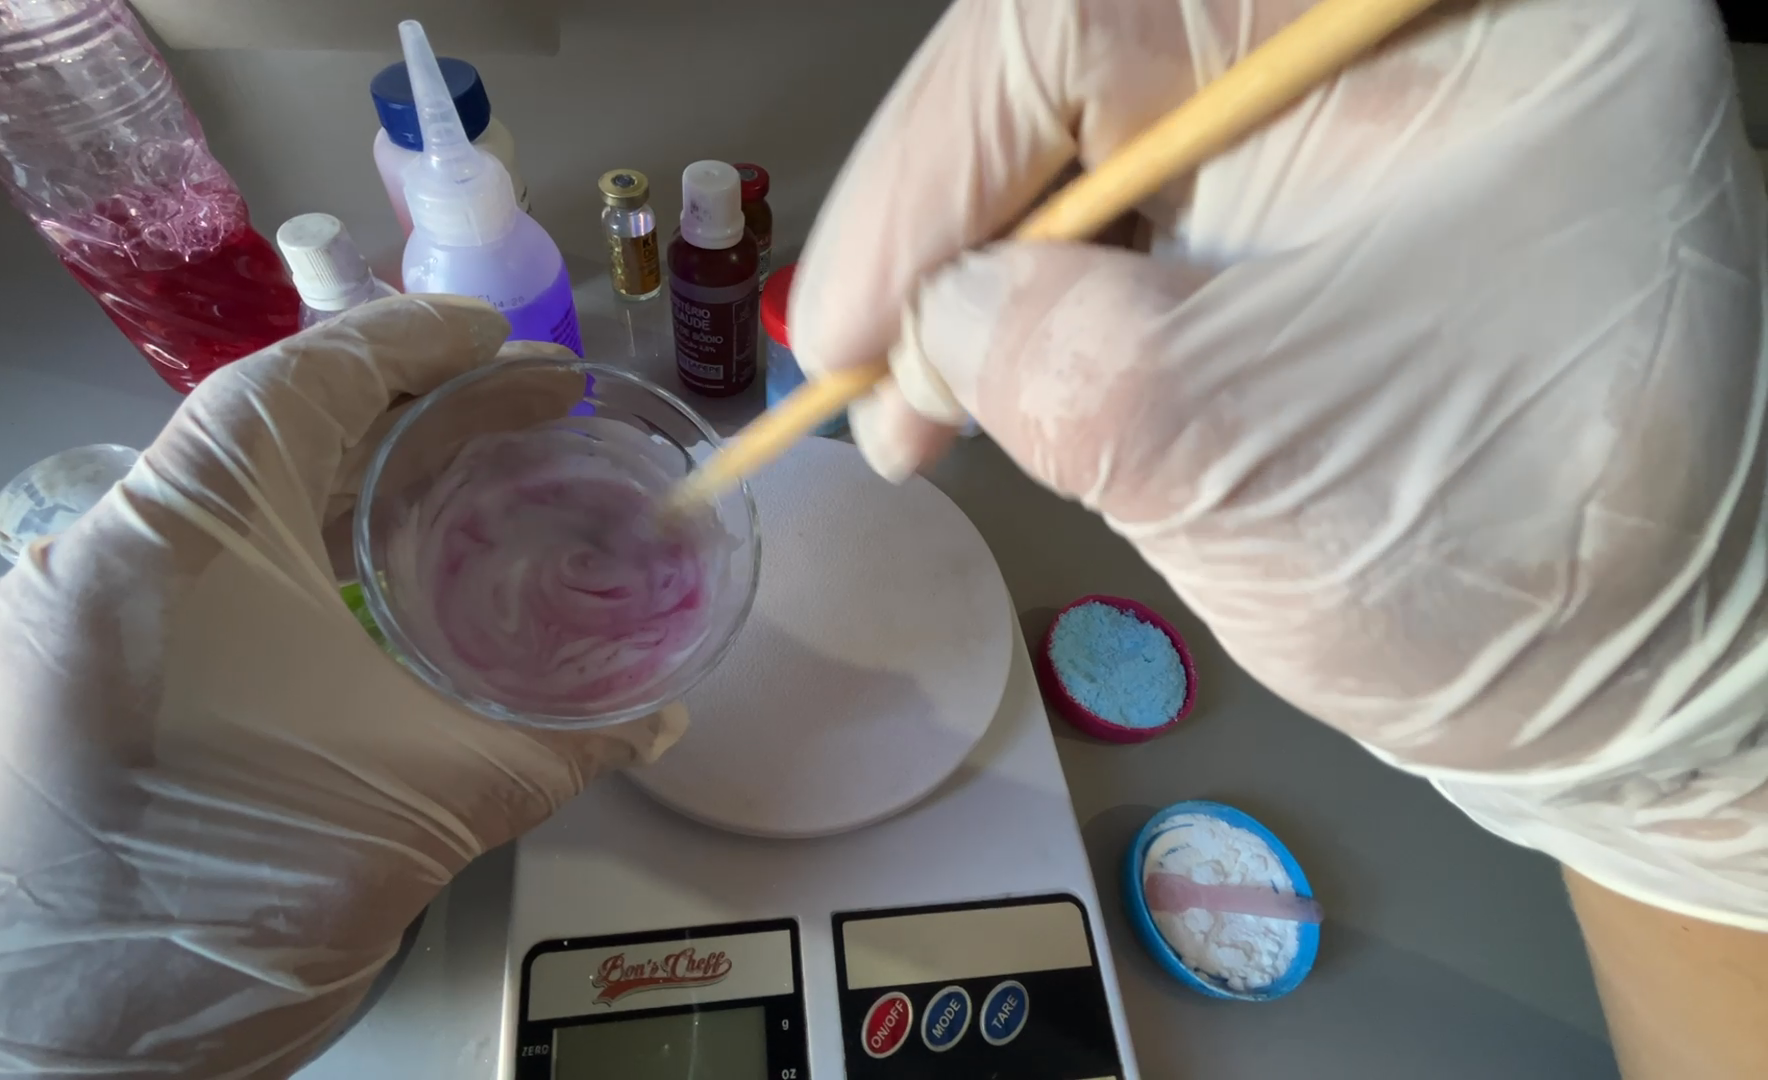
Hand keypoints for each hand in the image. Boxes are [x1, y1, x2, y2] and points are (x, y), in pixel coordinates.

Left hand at [0, 296, 683, 1075]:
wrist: (57, 1054)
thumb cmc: (227, 901)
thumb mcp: (423, 802)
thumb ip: (560, 748)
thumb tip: (664, 721)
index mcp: (185, 549)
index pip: (298, 385)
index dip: (407, 339)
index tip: (502, 335)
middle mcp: (142, 552)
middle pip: (302, 427)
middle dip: (429, 400)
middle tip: (538, 397)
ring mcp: (125, 601)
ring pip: (280, 488)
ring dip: (391, 462)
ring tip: (497, 453)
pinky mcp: (134, 652)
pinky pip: (260, 552)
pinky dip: (348, 528)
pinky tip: (418, 547)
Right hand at [793, 0, 1767, 928]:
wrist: (1575, 657)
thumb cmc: (1467, 550)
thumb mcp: (1236, 443)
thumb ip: (1049, 357)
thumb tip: (926, 325)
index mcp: (1407, 22)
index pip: (1087, 14)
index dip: (926, 160)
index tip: (836, 319)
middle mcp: (1333, 56)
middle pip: (1047, 95)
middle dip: (927, 244)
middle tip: (851, 376)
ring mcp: (1275, 154)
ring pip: (1039, 186)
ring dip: (946, 305)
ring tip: (897, 421)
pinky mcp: (1227, 247)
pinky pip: (1066, 260)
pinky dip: (989, 337)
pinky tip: (947, 406)